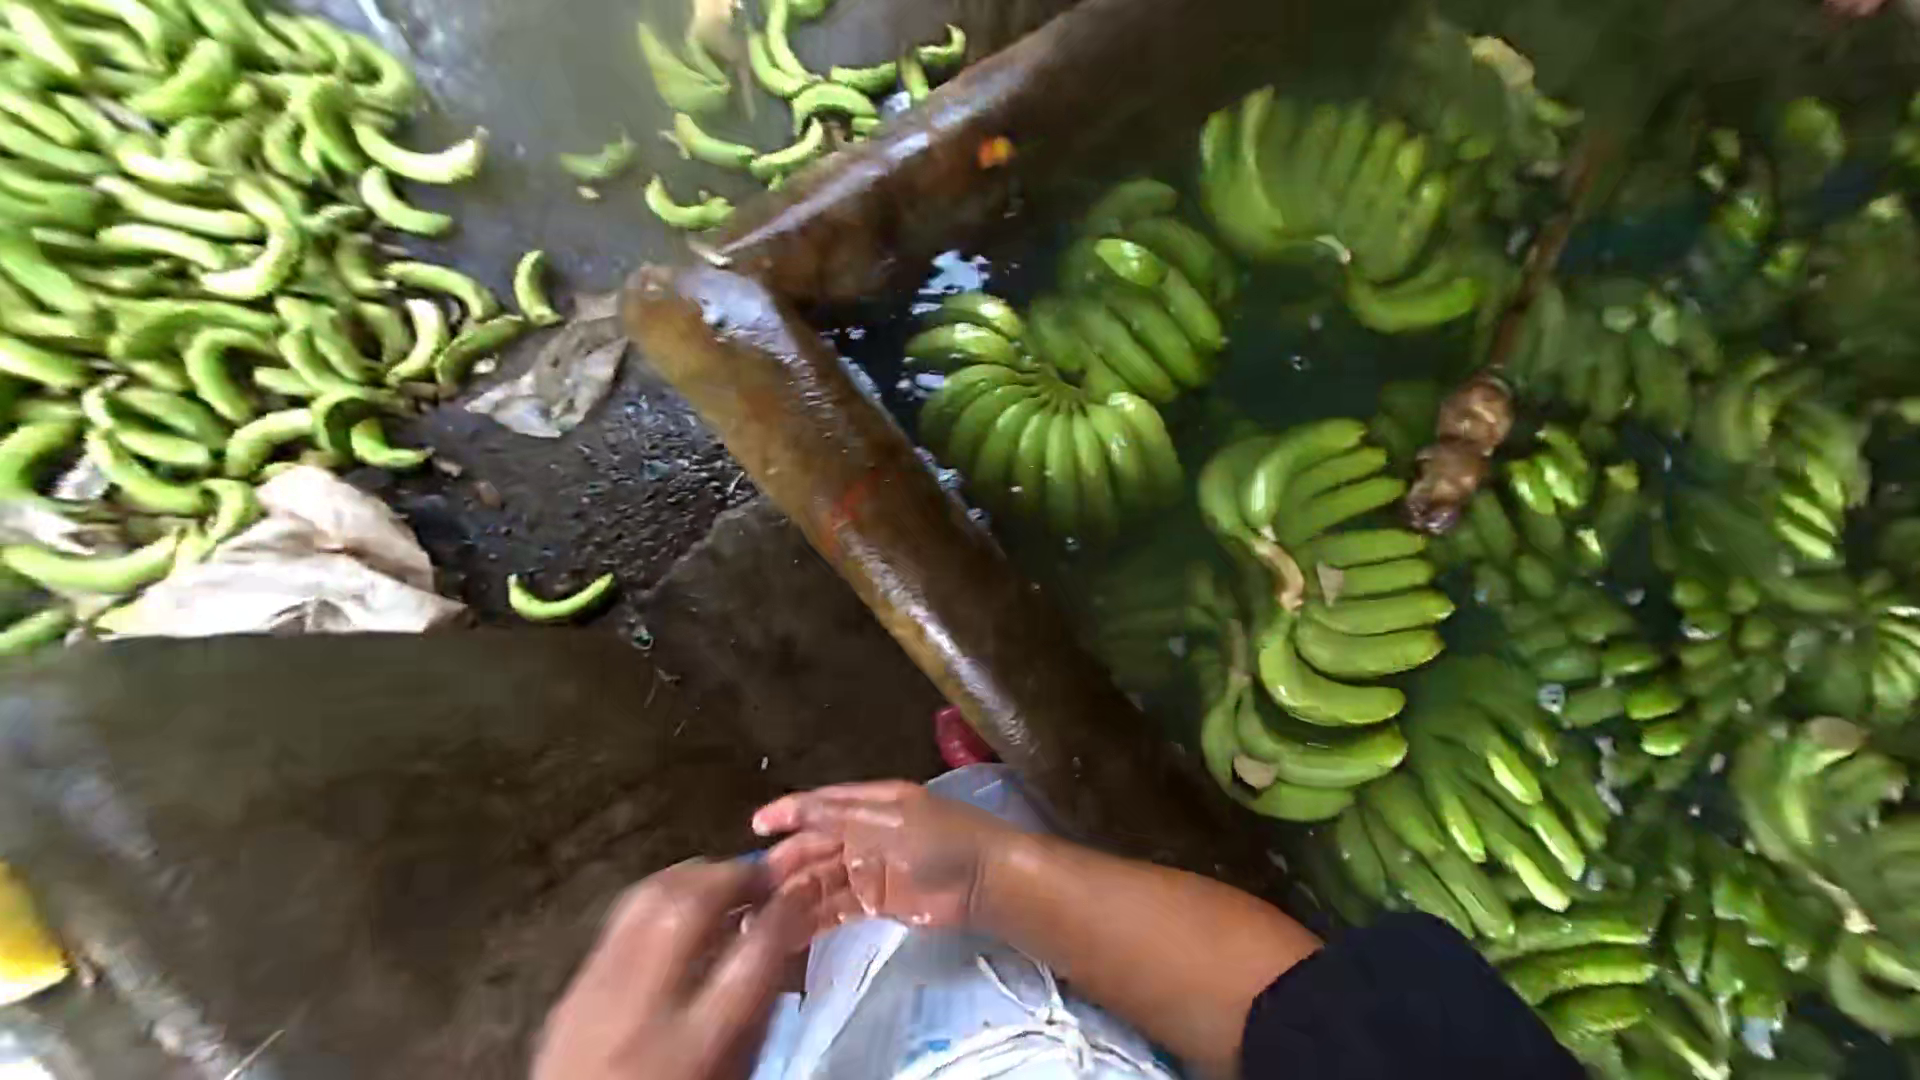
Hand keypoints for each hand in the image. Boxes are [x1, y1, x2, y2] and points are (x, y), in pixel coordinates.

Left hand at [532, 859, 815, 1079]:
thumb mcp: (739, 1066)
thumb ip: (764, 997)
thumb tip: (784, 922)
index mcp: (699, 1049)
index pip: (757, 950)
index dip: (788, 905)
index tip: (804, 887)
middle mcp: (642, 1017)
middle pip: (693, 905)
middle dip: (737, 874)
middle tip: (763, 877)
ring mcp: (595, 1000)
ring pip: (651, 896)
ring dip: (699, 876)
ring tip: (726, 884)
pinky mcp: (570, 992)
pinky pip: (623, 918)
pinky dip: (663, 899)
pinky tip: (682, 911)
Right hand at [753, 780, 1024, 929]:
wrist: (983, 881)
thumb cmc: (937, 839)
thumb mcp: (887, 819)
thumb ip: (839, 816)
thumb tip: (794, 808)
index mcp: (868, 803)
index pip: (820, 804)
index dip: (788, 813)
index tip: (755, 826)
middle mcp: (862, 832)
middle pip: (814, 846)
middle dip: (783, 864)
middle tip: (748, 890)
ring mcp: (866, 868)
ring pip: (819, 880)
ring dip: (791, 896)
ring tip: (757, 919)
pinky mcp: (872, 902)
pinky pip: (834, 907)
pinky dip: (811, 919)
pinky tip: (784, 934)